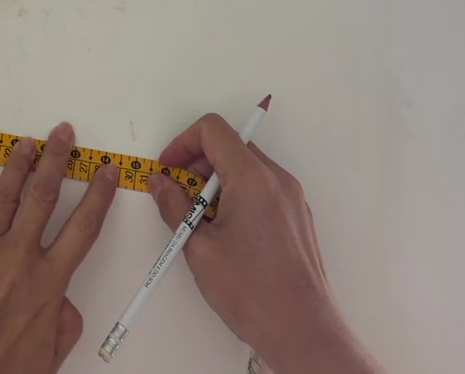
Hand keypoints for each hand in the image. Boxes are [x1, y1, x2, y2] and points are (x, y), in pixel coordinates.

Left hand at [0, 123, 118, 373]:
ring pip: (4, 196)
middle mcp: (17, 258)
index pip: (83, 228)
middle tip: (62, 131)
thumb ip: (61, 322)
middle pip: (43, 195)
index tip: (107, 170)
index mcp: (47, 283)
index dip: (99, 195)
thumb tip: (61, 299)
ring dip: (17, 166)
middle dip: (56, 158)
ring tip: (25, 143)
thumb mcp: (47, 358)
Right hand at [147, 115, 382, 373]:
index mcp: (252, 178)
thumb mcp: (199, 249)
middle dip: (197, 163)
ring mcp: (291, 197)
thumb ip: (174, 207)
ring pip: (245, 166)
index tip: (168, 168)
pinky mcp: (297, 216)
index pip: (213, 129)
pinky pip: (261, 186)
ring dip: (216, 180)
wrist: (305, 335)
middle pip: (230, 145)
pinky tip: (226, 232)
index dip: (183, 142)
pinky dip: (237, 194)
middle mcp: (277, 178)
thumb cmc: (252, 292)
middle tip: (179, 196)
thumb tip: (159, 183)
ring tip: (201, 220)